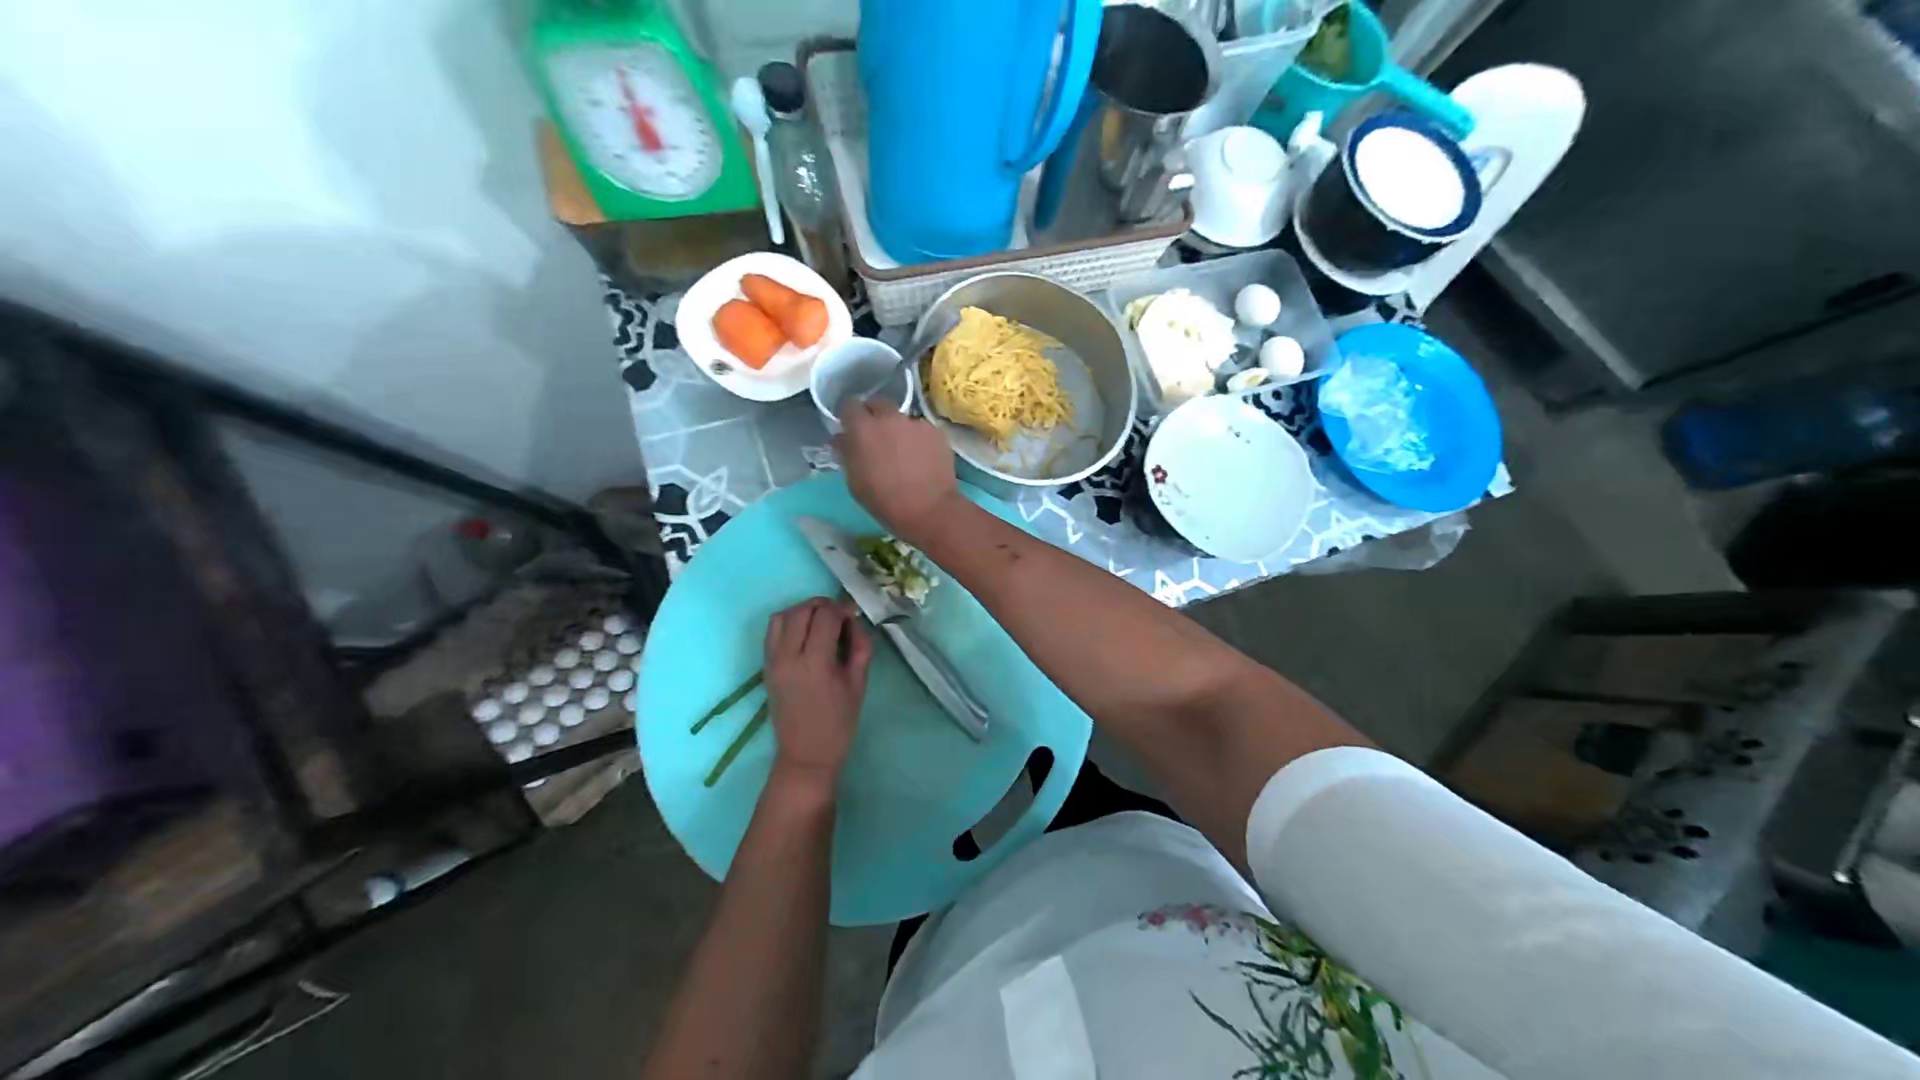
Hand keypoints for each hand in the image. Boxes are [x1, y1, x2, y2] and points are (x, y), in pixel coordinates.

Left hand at [763, 597, 871, 790]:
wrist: (806, 754)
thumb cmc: (839, 723)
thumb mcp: (859, 683)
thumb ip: (859, 646)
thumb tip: (854, 620)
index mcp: (815, 663)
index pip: (826, 616)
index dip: (842, 609)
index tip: (853, 617)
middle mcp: (789, 656)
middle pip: (802, 611)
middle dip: (823, 606)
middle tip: (839, 616)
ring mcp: (773, 660)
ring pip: (782, 616)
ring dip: (803, 611)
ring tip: (820, 621)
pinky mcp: (766, 666)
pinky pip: (773, 631)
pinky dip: (789, 622)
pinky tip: (804, 632)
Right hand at [834, 399, 962, 544]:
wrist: (929, 510)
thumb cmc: (884, 501)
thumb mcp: (855, 481)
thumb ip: (847, 453)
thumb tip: (841, 438)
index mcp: (863, 429)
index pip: (850, 405)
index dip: (850, 417)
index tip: (852, 430)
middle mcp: (889, 418)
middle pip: (878, 404)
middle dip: (875, 416)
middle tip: (877, 438)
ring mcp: (915, 423)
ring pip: (902, 418)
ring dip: (898, 429)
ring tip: (904, 452)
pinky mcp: (936, 432)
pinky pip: (921, 430)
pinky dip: (918, 439)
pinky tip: (921, 458)